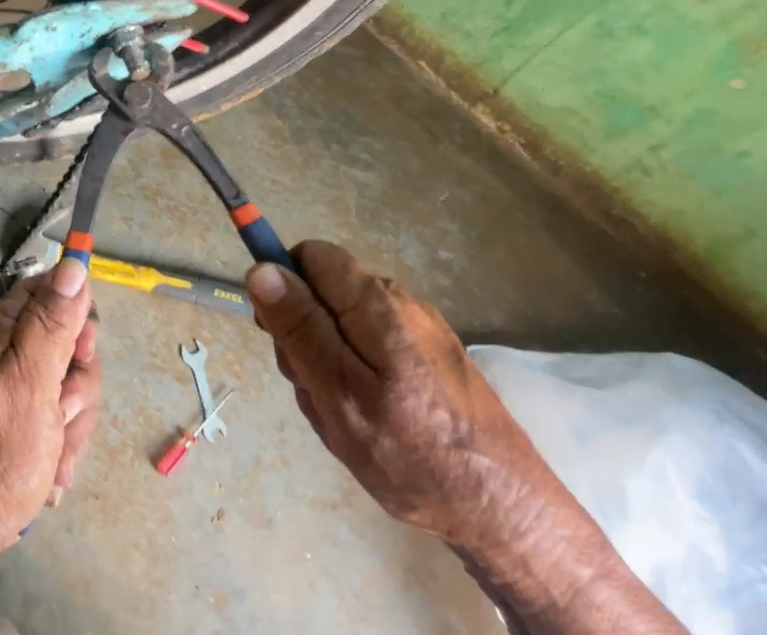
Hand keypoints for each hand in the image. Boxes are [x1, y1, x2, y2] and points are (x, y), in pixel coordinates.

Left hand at [0, 260, 100, 557]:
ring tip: (54, 446)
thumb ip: (53, 320)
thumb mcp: (33, 378)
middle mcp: (8, 349)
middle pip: (72, 341)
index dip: (77, 317)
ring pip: (75, 382)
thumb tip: (73, 263)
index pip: (52, 290)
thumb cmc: (1, 446)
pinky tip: (53, 465)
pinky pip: (66, 414)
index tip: (80, 351)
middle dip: (78, 381)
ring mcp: (18, 385)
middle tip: (61, 406)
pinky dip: (66, 440)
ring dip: (74, 419)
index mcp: (0, 327)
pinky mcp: (29, 416)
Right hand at [245, 241, 555, 549]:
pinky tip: (368, 422)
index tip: (279, 334)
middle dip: (304, 336)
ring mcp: (422, 333)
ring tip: (343, 416)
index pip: (311, 256)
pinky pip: (372, 353)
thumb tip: (261, 269)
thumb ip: (299, 327)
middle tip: (316, 391)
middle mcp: (402, 304)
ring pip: (344, 328)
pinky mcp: (433, 361)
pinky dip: (356, 380)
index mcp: (377, 304)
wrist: (505, 510)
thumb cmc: (411, 453)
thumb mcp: (336, 391)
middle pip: (325, 294)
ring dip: (327, 365)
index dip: (284, 285)